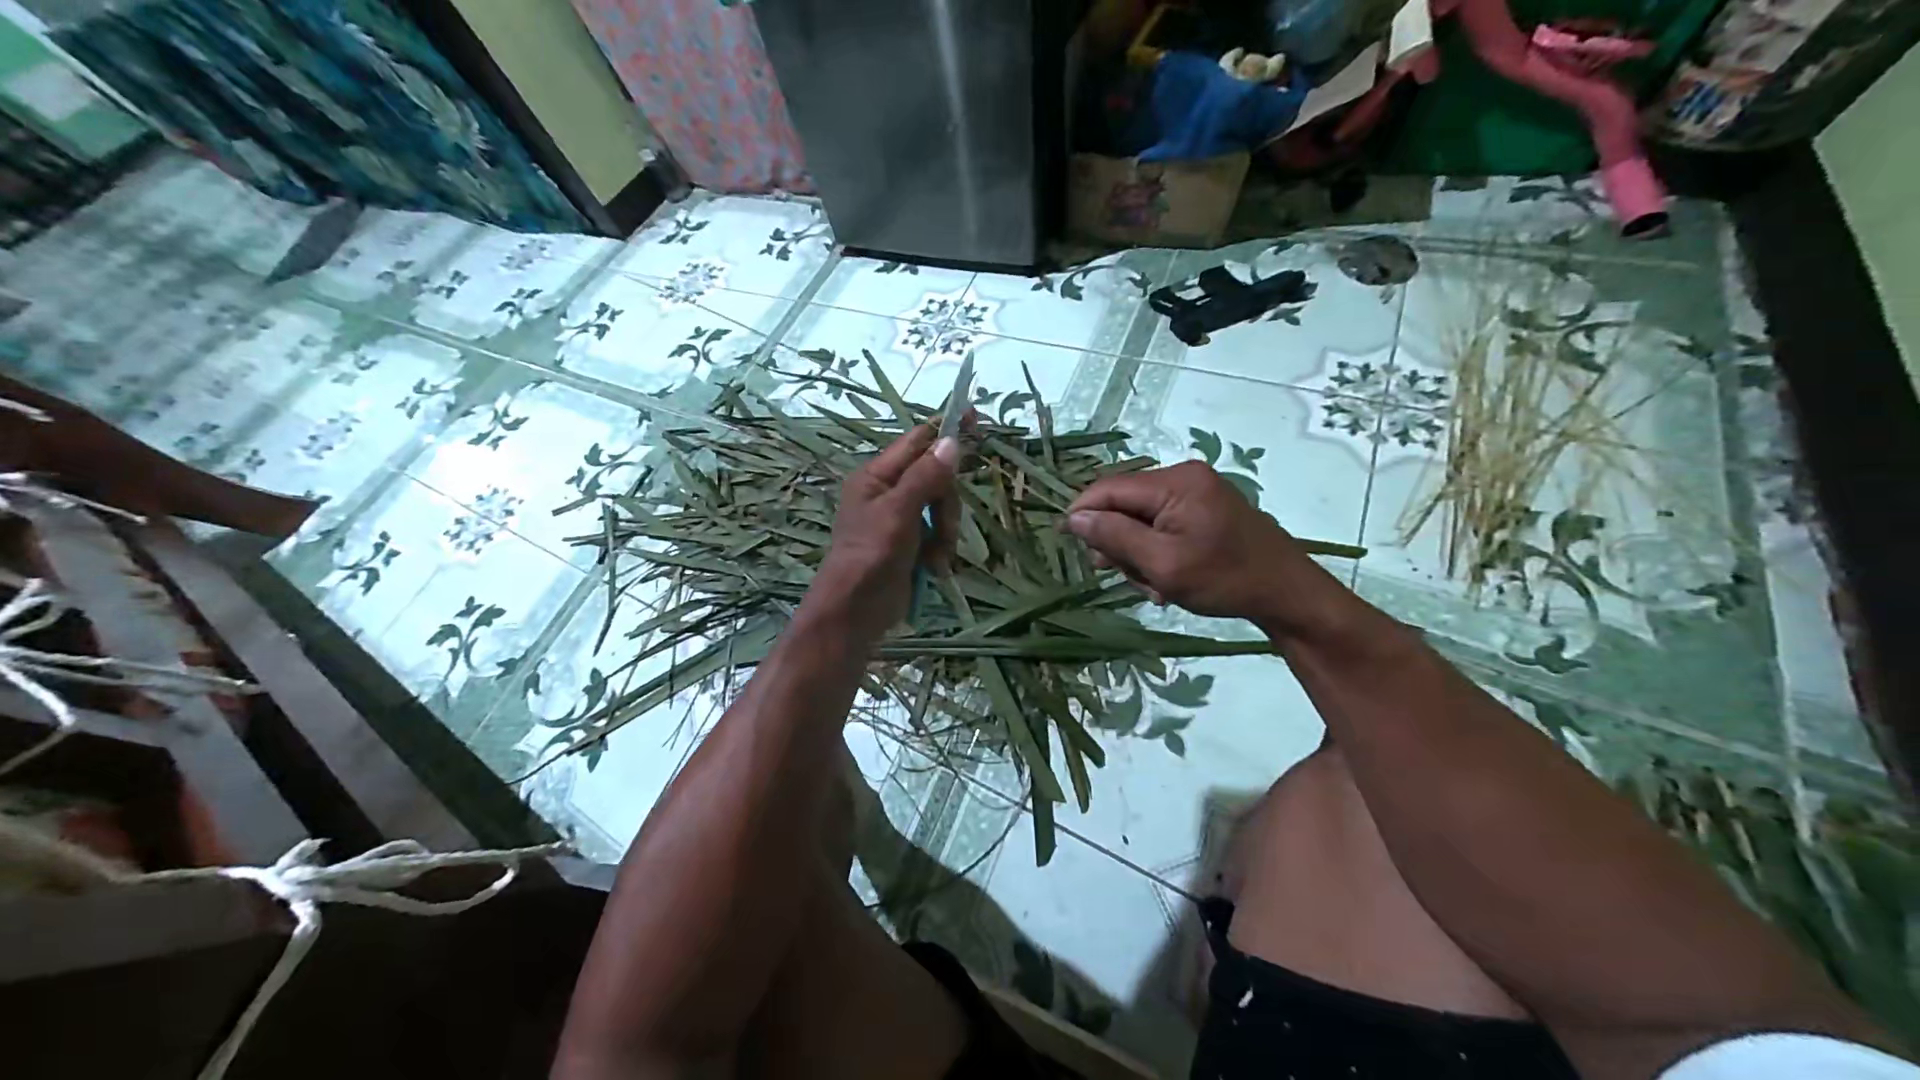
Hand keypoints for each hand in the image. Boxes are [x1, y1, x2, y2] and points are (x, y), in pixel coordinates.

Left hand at [809, 422, 961, 638]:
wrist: (855, 611)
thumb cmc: (871, 555)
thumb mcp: (899, 511)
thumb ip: (926, 476)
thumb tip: (952, 441)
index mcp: (876, 476)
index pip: (917, 441)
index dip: (945, 431)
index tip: (975, 418)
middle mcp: (887, 493)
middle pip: (936, 478)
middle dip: (946, 505)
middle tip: (944, 529)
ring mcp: (899, 520)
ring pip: (941, 509)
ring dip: (945, 533)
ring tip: (936, 558)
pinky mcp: (909, 545)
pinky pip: (938, 535)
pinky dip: (940, 551)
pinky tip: (933, 568)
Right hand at [1062, 461, 1352, 638]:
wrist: (1287, 593)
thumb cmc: (1226, 579)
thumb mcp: (1163, 563)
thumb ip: (1115, 536)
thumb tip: (1074, 517)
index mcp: (1175, 482)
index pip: (1109, 488)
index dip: (1083, 513)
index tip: (1067, 542)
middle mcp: (1184, 477)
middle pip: (1123, 504)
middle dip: (1118, 542)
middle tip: (1125, 577)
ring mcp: (1196, 492)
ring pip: (1140, 519)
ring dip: (1137, 554)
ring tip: (1154, 586)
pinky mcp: (1203, 509)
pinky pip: (1161, 525)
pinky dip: (1156, 552)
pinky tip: (1167, 580)